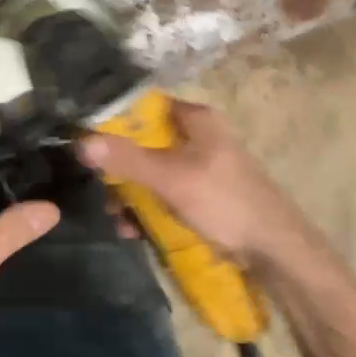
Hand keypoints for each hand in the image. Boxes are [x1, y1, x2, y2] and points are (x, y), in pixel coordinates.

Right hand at [77, 101, 321, 273]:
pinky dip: (149, 210)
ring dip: (131, 196)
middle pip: (144, 143)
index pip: (144, 107)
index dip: (113, 123)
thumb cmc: (224, 202)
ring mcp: (201, 167)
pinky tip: (135, 231)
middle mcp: (198, 136)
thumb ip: (128, 159)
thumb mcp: (171, 178)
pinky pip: (166, 195)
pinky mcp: (203, 195)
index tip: (87, 145)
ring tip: (118, 221)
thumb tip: (81, 141)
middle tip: (102, 195)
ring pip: (152, 173)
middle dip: (119, 171)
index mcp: (196, 119)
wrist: (273, 249)